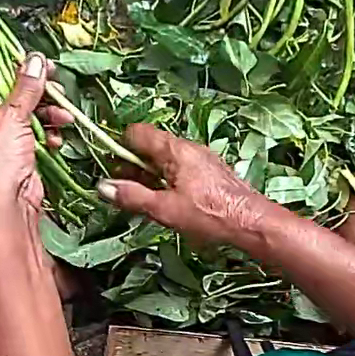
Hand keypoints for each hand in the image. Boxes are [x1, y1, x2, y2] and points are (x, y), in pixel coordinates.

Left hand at [0, 54, 71, 220]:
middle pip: (15, 94)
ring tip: (63, 117)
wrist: (6, 201)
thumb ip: (27, 87)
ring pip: (29, 114)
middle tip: (56, 90)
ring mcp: (0, 136)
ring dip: (49, 115)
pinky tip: (55, 137)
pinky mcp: (17, 151)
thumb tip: (34, 62)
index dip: (18, 69)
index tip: (40, 65)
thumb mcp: (12, 114)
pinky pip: (36, 134)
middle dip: (40, 95)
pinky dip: (48, 133)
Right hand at [97, 124, 290, 248]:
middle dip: (133, 166)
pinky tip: (168, 202)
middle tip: (122, 189)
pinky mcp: (210, 173)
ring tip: (142, 199)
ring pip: (166, 160)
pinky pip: (181, 170)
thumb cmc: (209, 214)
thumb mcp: (165, 209)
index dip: (119, 147)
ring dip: (150, 176)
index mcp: (175, 149)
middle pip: (150, 147)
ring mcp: (201, 159)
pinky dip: (168, 181)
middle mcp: (188, 148)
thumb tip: (103, 187)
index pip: (137, 133)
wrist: (251, 223)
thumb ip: (133, 196)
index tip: (110, 168)